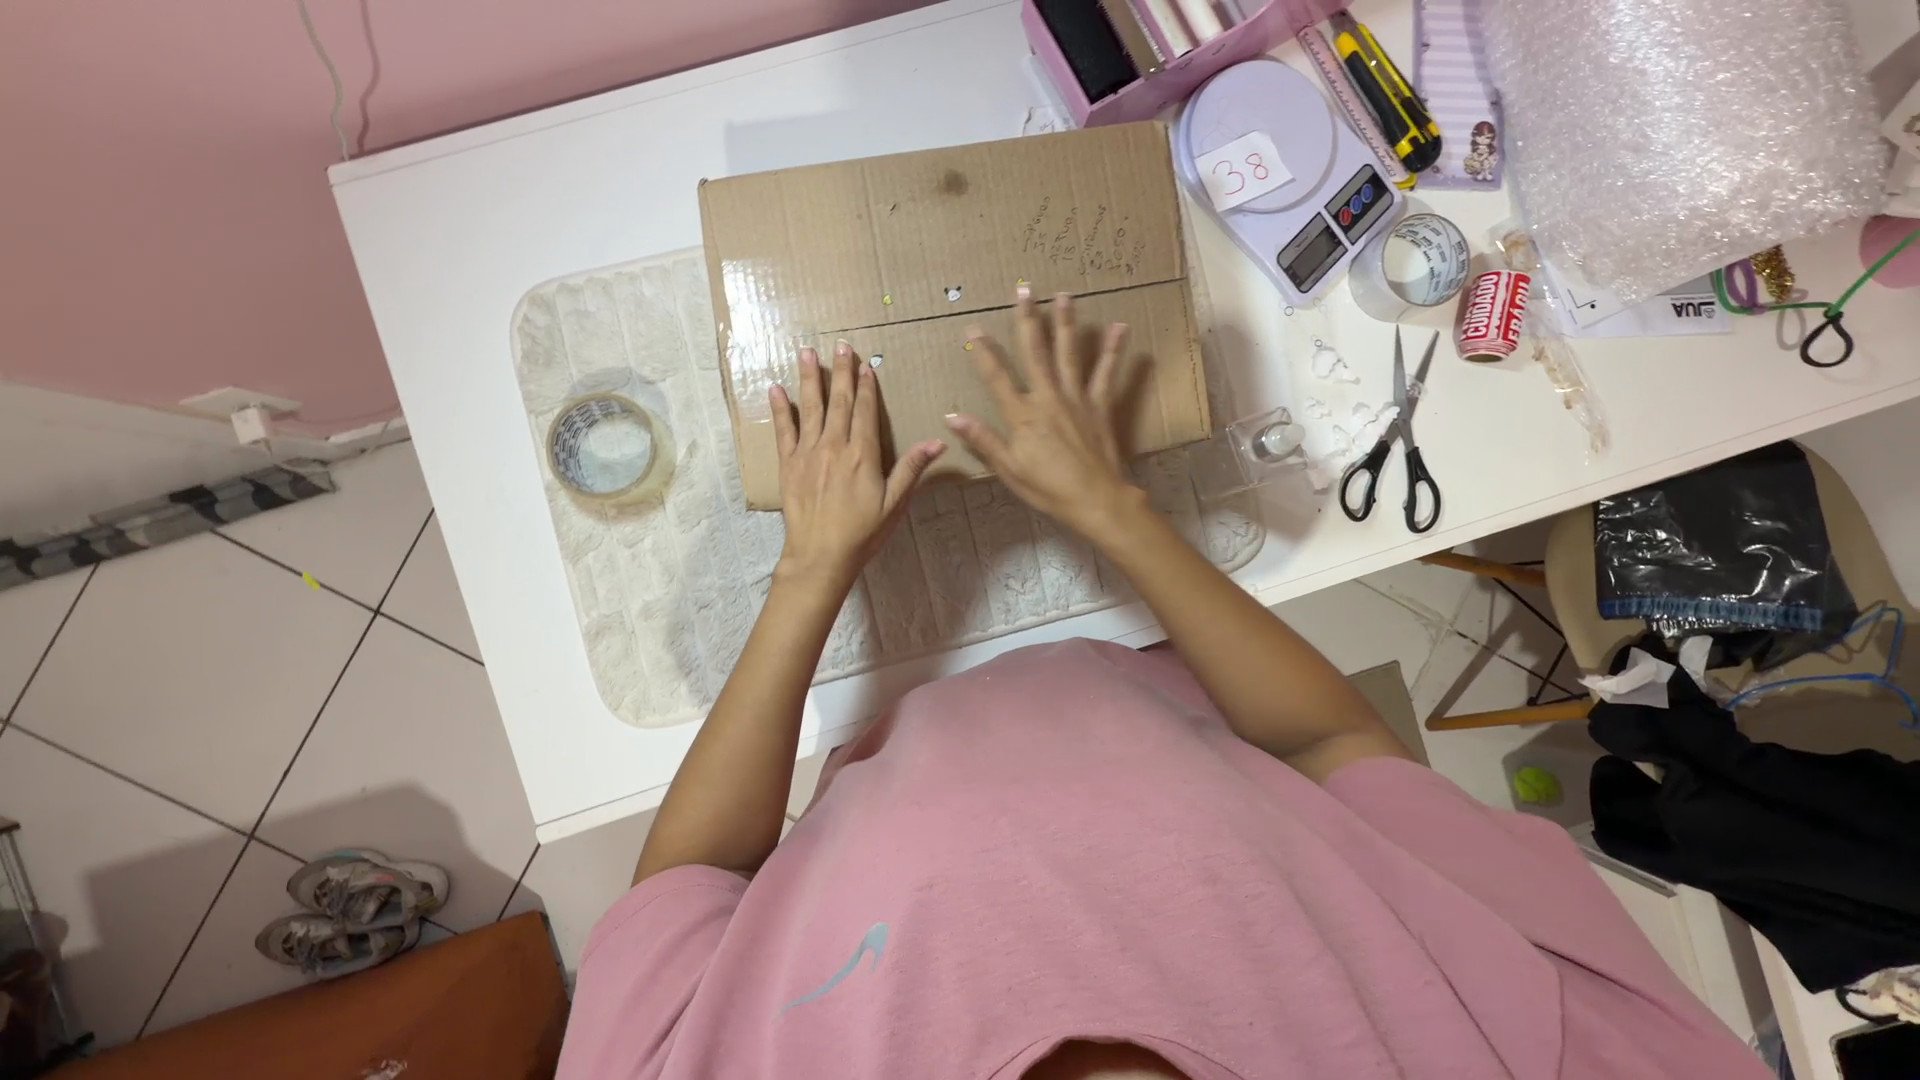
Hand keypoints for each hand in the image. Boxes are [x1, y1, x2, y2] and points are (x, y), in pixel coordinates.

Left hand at [771, 342, 944, 592]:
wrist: (820, 556)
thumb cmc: (863, 533)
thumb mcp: (895, 503)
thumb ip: (912, 468)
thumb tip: (937, 441)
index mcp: (863, 454)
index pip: (866, 411)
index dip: (867, 387)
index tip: (866, 365)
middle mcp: (834, 446)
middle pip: (839, 402)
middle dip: (841, 372)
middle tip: (840, 345)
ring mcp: (808, 453)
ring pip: (810, 408)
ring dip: (809, 378)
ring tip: (806, 352)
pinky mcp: (789, 465)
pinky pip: (784, 431)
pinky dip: (780, 409)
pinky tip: (775, 389)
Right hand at [945, 289, 1145, 539]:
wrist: (1096, 499)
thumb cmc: (1048, 489)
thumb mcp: (1009, 469)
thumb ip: (983, 439)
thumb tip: (952, 417)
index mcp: (1022, 415)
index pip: (996, 377)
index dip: (983, 352)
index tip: (973, 328)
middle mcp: (1048, 398)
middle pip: (1035, 352)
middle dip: (1027, 320)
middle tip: (1023, 290)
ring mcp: (1077, 398)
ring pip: (1069, 353)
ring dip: (1065, 323)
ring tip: (1064, 295)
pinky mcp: (1100, 405)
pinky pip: (1107, 373)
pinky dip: (1113, 350)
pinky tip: (1120, 327)